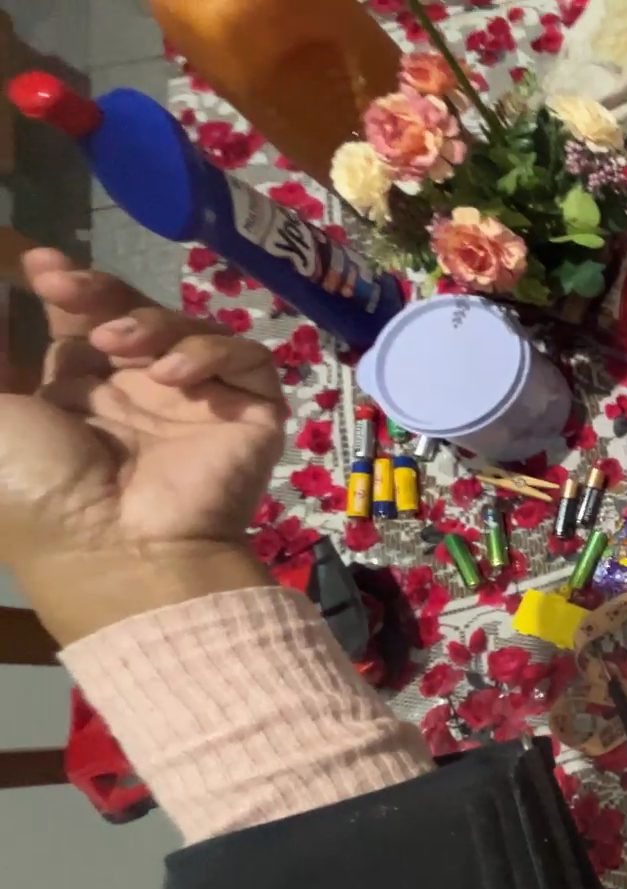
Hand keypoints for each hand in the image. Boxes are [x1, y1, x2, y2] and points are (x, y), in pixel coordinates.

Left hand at [3, 250, 283, 642]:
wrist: (114, 540)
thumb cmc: (28, 484)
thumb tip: (1, 305)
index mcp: (76, 390)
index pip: (84, 321)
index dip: (70, 287)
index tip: (41, 263)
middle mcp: (141, 390)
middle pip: (140, 315)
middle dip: (106, 291)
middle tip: (68, 287)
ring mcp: (202, 401)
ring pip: (197, 330)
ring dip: (157, 323)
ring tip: (123, 345)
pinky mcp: (253, 412)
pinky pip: (251, 360)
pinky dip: (215, 354)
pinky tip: (177, 377)